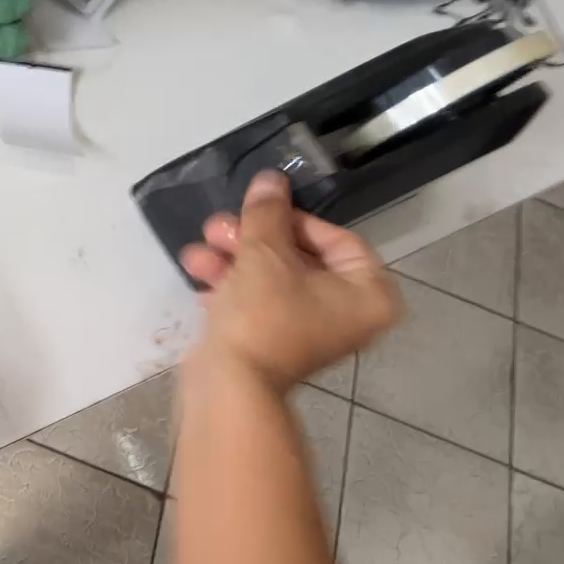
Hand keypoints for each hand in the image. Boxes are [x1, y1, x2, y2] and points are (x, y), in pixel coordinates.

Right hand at [180, 171, 401, 389]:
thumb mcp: (264, 257)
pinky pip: (254, 304)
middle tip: (216, 228)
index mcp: (367, 294)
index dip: (292, 221)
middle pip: (297, 260)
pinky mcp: (268, 342)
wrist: (228, 384)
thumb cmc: (261, 318)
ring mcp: (305, 331)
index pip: (337, 240)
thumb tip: (270, 179)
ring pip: (268, 281)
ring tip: (195, 252)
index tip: (256, 213)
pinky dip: (228, 288)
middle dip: (250, 241)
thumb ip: (267, 215)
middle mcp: (345, 313)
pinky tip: (199, 278)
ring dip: (230, 262)